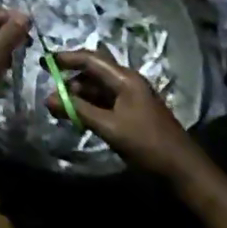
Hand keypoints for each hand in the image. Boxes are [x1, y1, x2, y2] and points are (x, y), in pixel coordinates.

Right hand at [49, 49, 197, 181]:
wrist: (182, 169)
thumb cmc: (147, 144)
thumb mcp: (109, 127)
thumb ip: (78, 110)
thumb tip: (48, 99)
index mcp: (125, 78)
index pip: (90, 59)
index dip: (66, 58)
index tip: (44, 62)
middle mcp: (128, 81)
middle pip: (94, 70)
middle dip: (71, 76)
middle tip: (50, 86)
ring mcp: (131, 96)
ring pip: (98, 87)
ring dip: (79, 93)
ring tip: (60, 105)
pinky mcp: (132, 111)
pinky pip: (105, 100)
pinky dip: (89, 104)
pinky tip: (77, 115)